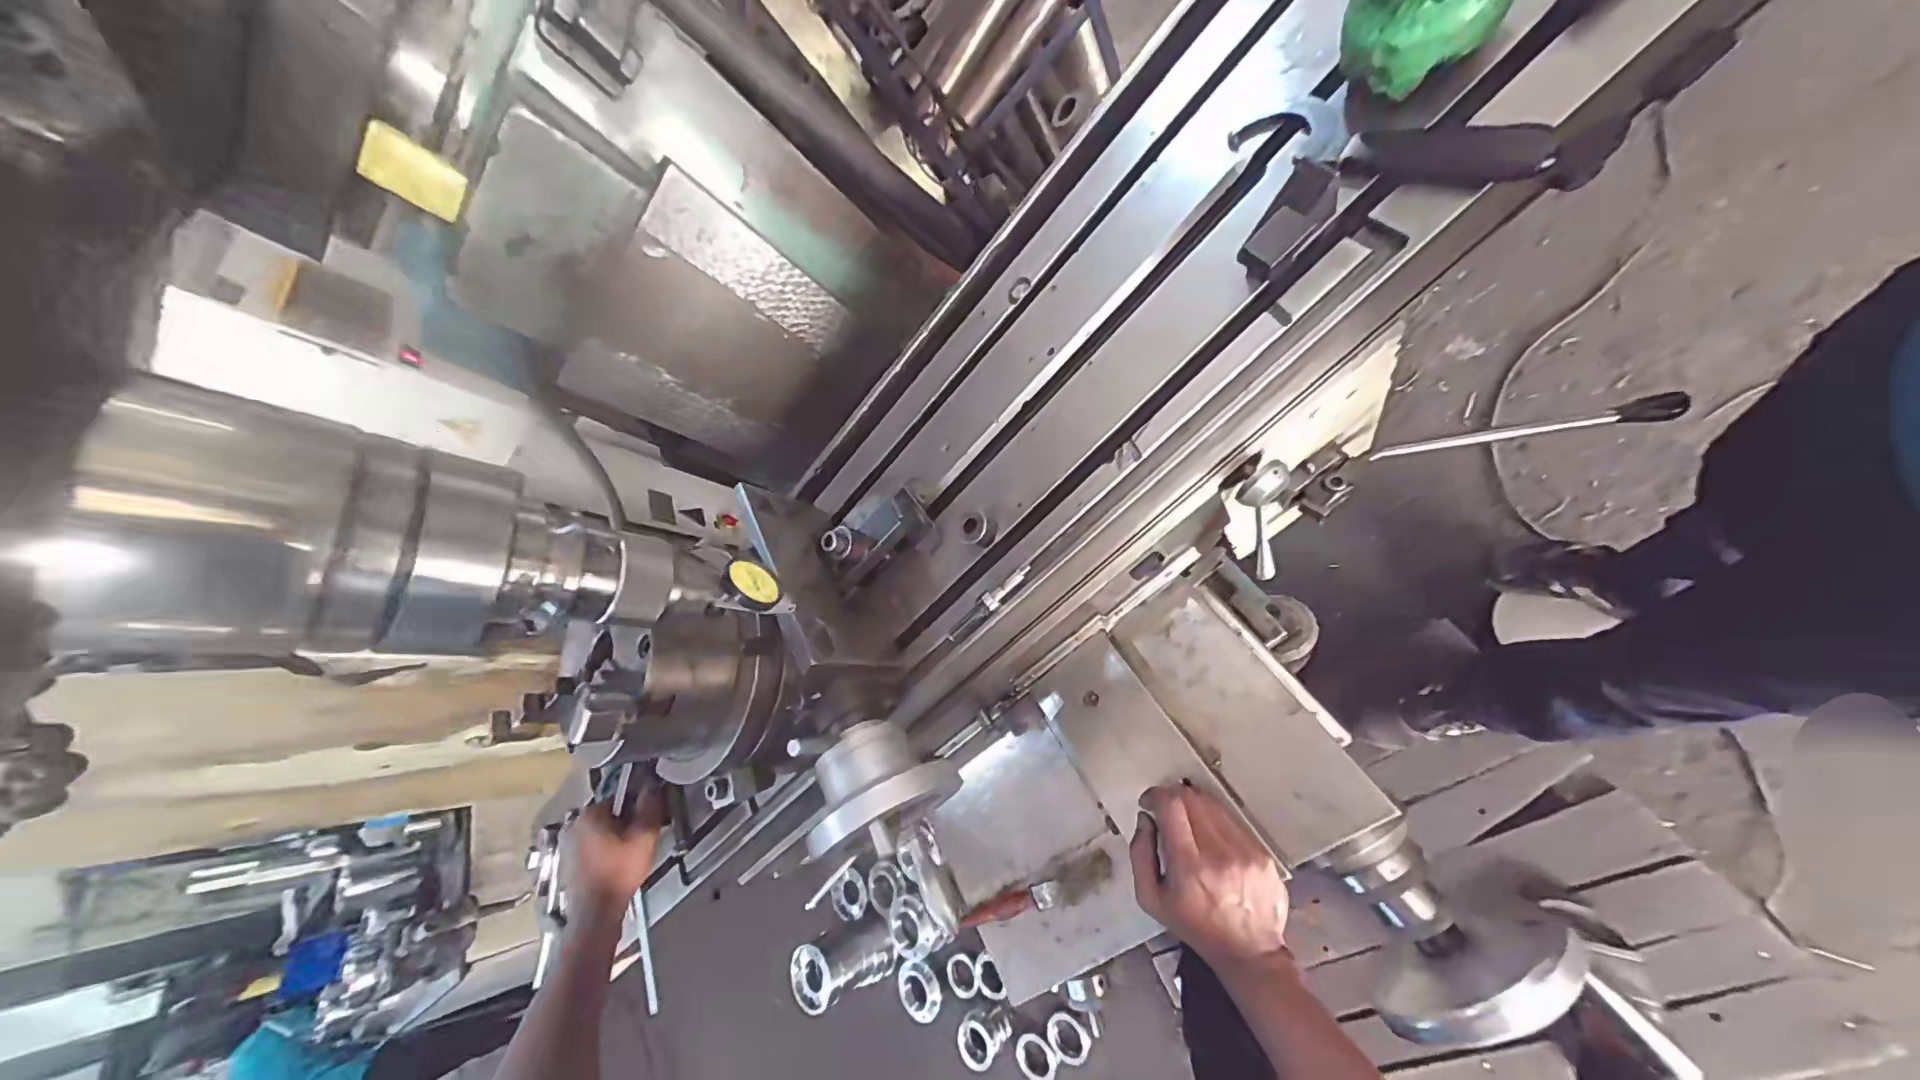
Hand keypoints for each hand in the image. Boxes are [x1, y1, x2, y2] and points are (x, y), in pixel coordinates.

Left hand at [567, 788, 666, 920]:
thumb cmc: (620, 871)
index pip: (622, 795)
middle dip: (630, 820)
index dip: (640, 804)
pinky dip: (610, 848)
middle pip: (613, 813)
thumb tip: (654, 785)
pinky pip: (597, 845)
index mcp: (590, 814)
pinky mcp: (571, 861)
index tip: (651, 818)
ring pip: (605, 830)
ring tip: (635, 850)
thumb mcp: (644, 836)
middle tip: (645, 836)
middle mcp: (576, 824)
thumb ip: (650, 807)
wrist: (596, 913)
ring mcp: (570, 844)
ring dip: (620, 835)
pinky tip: (620, 862)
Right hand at [1130, 784, 1289, 971]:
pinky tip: (1213, 841)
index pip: (1172, 805)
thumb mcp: (1151, 899)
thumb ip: (1140, 853)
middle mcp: (1220, 854)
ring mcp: (1246, 852)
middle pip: (1192, 797)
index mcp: (1189, 866)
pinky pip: (1233, 820)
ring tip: (1189, 825)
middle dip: (1173, 797)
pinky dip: (1217, 821)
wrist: (1249, 953)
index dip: (1156, 795)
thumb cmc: (1195, 927)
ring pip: (1214, 804)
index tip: (1150, 803)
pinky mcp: (1263, 855)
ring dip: (1195, 805)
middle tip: (1166, 811)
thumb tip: (1145, 819)